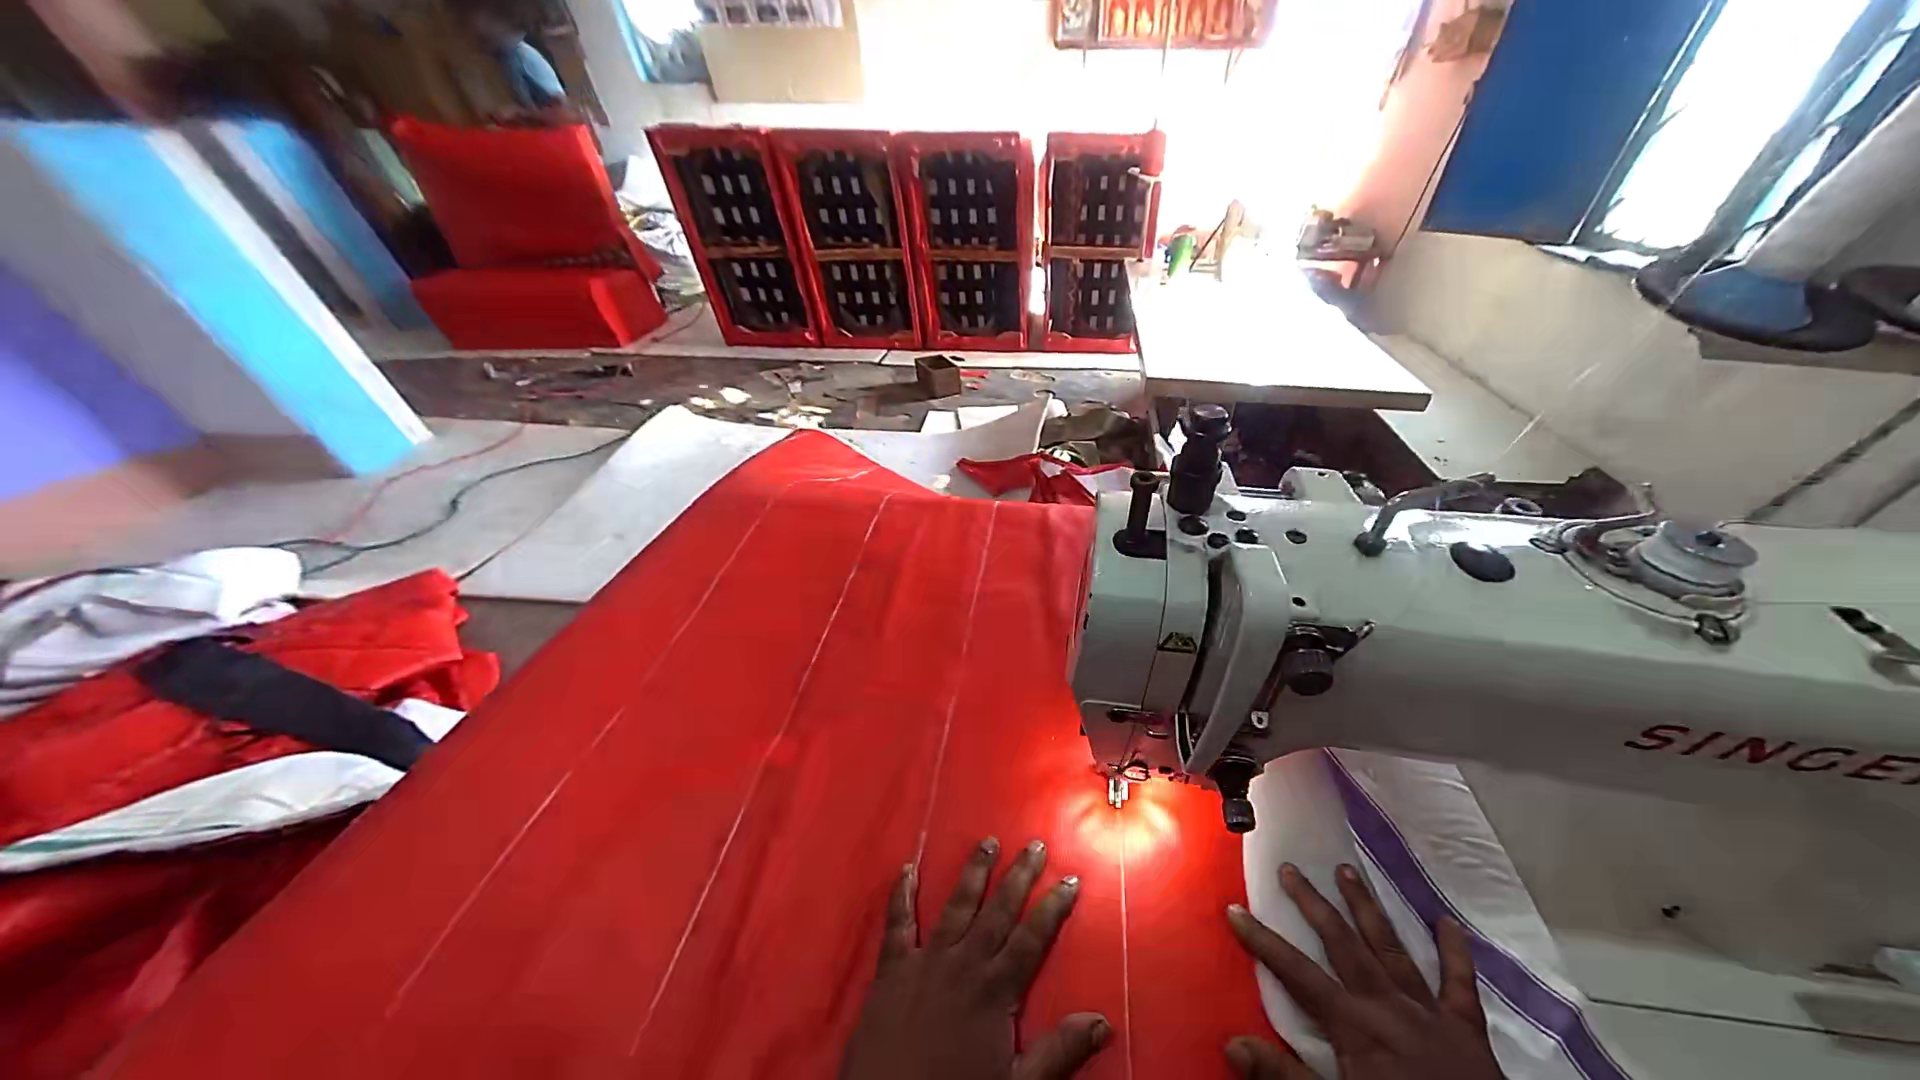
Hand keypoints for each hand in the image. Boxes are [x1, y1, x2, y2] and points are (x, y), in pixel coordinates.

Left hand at [839, 837, 1111, 1079]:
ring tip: (988, 842)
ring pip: (956, 905)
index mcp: (994, 990)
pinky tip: (907, 866)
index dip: (1053, 907)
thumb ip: (1058, 1053)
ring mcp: (926, 960)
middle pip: (998, 911)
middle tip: (1036, 844)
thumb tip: (1102, 1021)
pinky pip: (898, 921)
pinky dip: (901, 892)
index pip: (1031, 938)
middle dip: (1019, 875)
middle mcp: (963, 964)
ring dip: (974, 872)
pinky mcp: (892, 967)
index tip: (1070, 879)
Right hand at [1223, 863, 1504, 1079]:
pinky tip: (1448, 922)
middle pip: (1341, 942)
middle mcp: (1385, 1004)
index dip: (1262, 940)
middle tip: (1291, 869)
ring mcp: (1427, 1011)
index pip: (1295, 971)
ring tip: (1347, 871)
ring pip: (1388, 946)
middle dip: (1312, 903)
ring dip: (1365, 907)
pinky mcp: (1466, 1027)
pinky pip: (1459, 983)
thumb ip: (1284, 1074)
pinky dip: (1455, 952)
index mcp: (1353, 1023)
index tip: (1235, 909)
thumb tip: (1232, 1043)